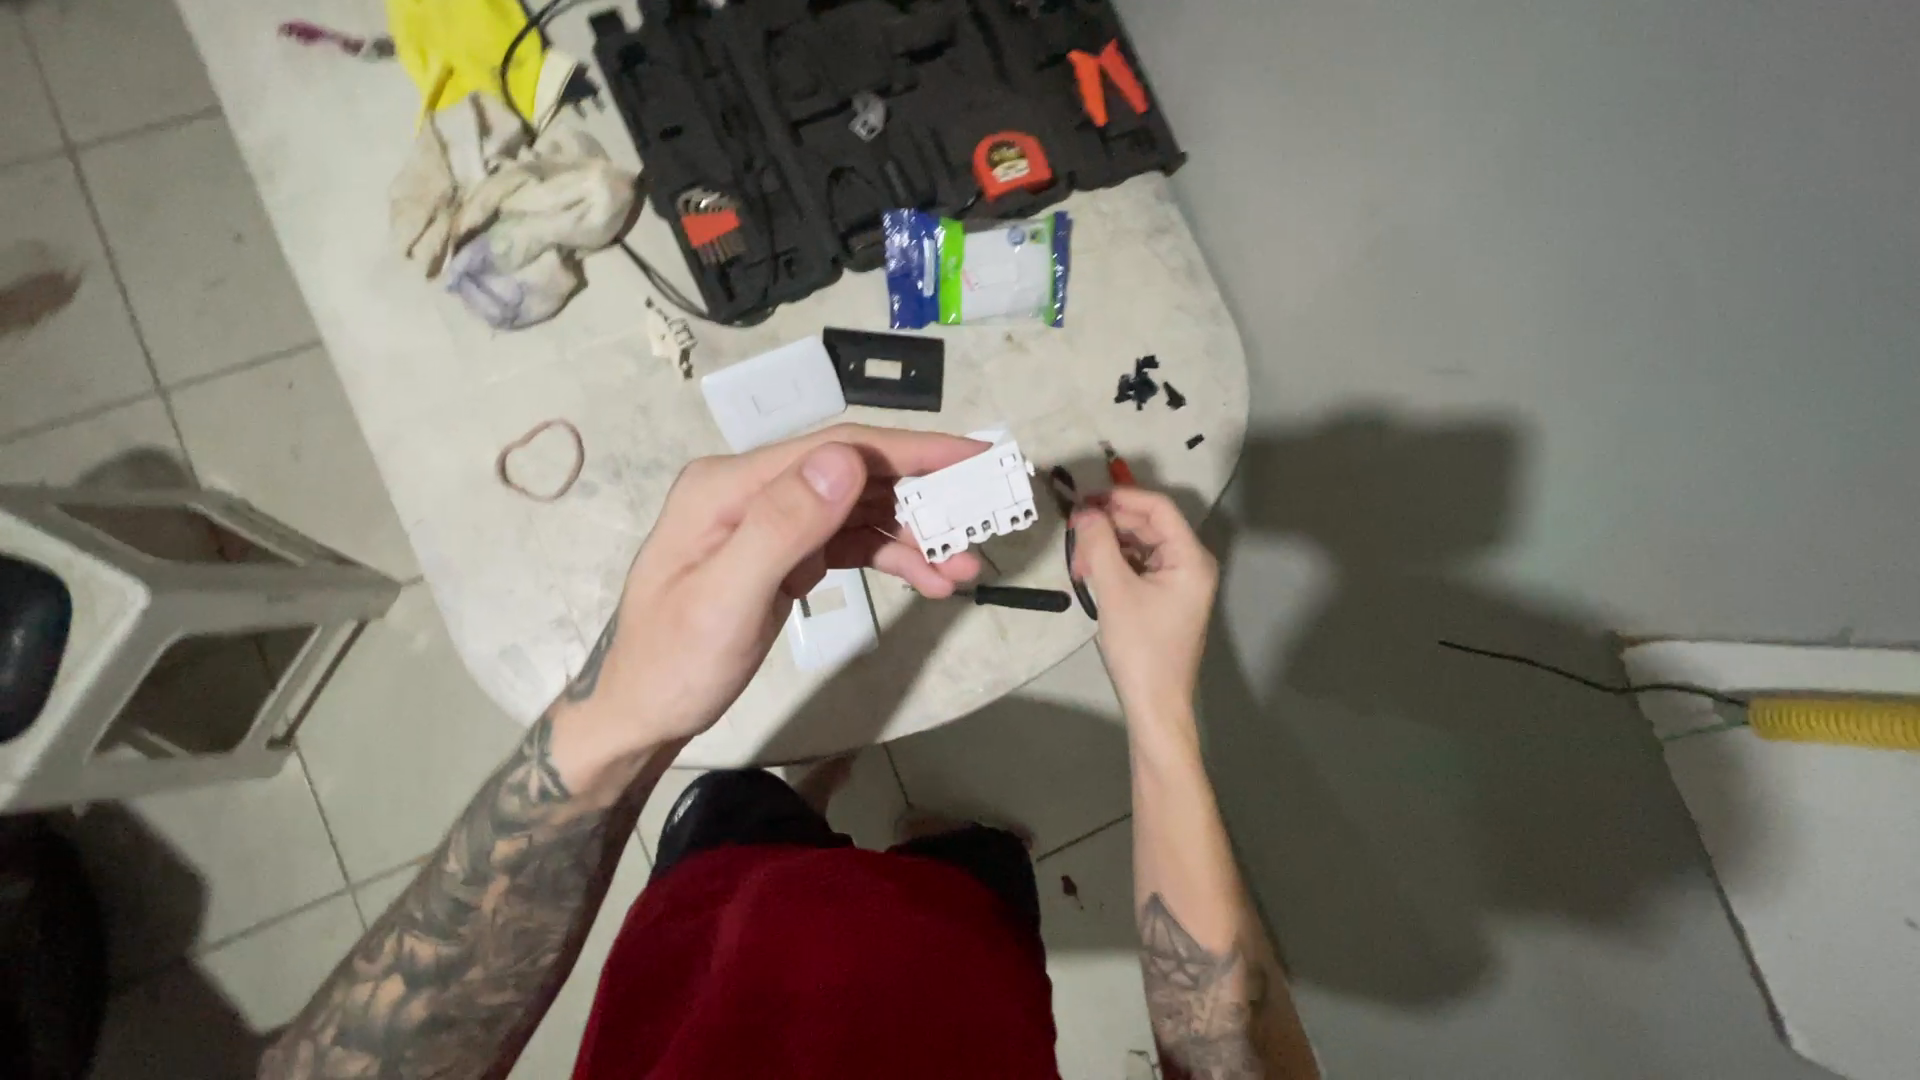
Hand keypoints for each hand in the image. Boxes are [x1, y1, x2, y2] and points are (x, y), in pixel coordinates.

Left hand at [556, 424, 985, 748]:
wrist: (644, 711)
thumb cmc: (675, 662)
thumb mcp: (725, 599)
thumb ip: (783, 526)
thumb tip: (847, 461)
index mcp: (732, 485)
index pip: (836, 449)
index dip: (910, 450)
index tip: (973, 458)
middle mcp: (755, 489)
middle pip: (857, 475)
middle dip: (924, 497)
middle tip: (983, 521)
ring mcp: (774, 520)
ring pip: (861, 511)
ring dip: (915, 535)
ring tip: (963, 569)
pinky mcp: (789, 551)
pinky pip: (851, 543)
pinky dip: (892, 557)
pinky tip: (927, 580)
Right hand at [1071, 488, 1218, 726]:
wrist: (1154, 703)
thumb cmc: (1140, 647)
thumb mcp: (1115, 591)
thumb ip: (1098, 544)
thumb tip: (1083, 512)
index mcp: (1191, 557)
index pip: (1158, 508)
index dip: (1121, 497)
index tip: (1084, 499)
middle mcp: (1190, 563)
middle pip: (1148, 525)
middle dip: (1109, 524)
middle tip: (1073, 530)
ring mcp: (1178, 581)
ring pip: (1139, 545)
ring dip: (1108, 545)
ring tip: (1077, 559)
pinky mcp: (1165, 597)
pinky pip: (1138, 566)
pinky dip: (1114, 563)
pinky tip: (1090, 572)